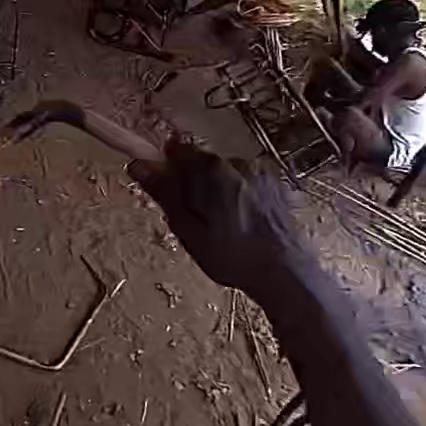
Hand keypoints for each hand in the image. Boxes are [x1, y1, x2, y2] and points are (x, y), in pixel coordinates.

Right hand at [128, 139, 309, 300]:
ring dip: (216, 191)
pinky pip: (243, 182)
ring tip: (222, 226)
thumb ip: (163, 192)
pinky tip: (243, 223)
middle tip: (195, 219)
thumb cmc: (230, 255)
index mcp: (211, 168)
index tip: (168, 193)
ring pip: (223, 174)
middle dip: (192, 184)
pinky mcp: (276, 185)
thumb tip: (137, 165)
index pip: (176, 150)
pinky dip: (237, 196)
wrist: (288, 276)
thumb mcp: (186, 228)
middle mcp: (237, 161)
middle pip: (201, 163)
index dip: (167, 169)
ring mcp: (260, 172)